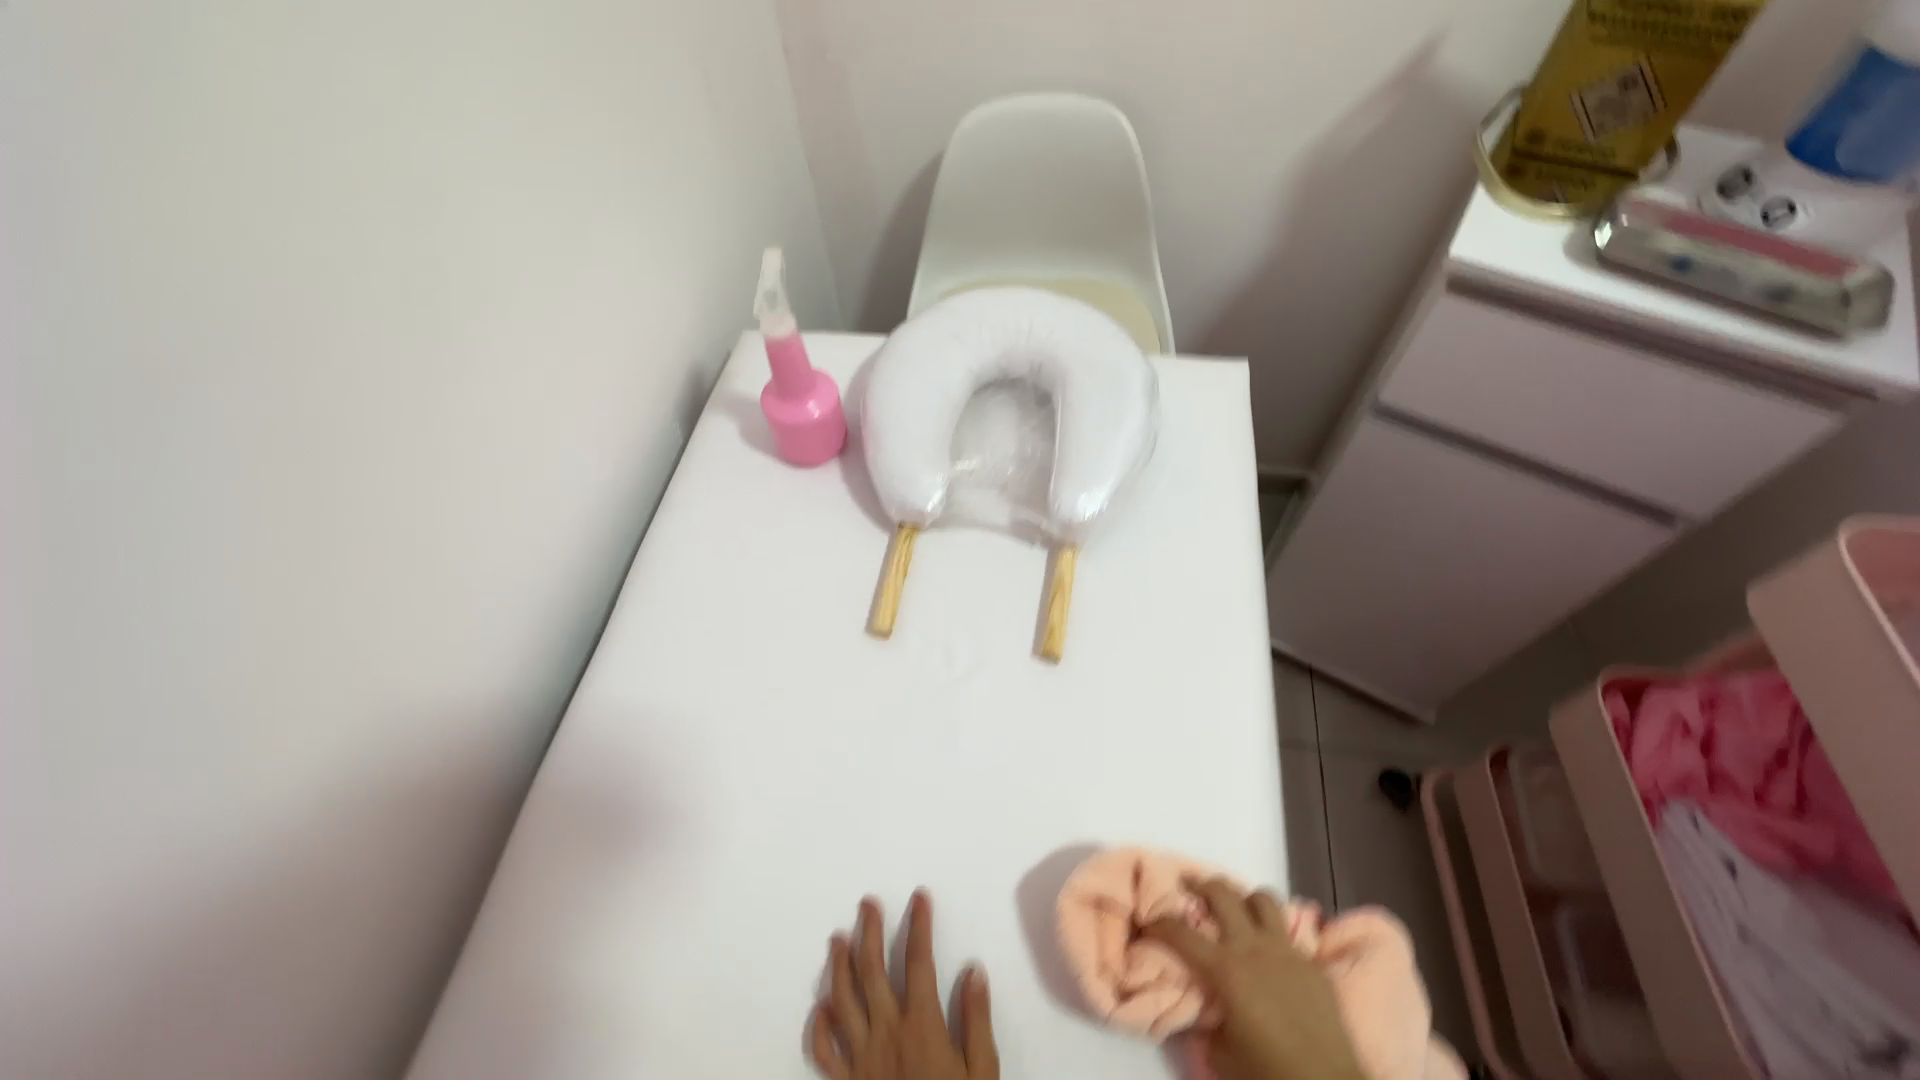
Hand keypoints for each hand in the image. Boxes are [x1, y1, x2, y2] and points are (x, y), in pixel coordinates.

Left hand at [810, 890, 998, 1079]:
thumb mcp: (982, 1072)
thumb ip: (976, 1020)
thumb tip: (973, 970)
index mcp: (923, 1026)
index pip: (918, 962)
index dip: (918, 925)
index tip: (919, 897)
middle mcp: (886, 1033)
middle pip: (872, 971)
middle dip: (869, 931)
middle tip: (867, 903)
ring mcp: (860, 1058)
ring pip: (842, 1000)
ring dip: (838, 966)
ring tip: (838, 938)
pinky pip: (822, 1051)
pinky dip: (817, 1025)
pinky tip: (819, 1004)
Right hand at [1146, 878, 1367, 1079]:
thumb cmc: (1267, 1073)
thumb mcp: (1220, 1052)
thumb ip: (1206, 1020)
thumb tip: (1201, 1006)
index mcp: (1225, 969)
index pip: (1180, 932)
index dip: (1158, 924)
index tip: (1147, 924)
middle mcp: (1254, 948)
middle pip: (1222, 893)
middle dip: (1200, 885)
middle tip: (1188, 888)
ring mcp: (1287, 951)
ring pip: (1263, 899)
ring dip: (1244, 899)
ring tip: (1235, 910)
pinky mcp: (1312, 964)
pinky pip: (1289, 932)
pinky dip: (1273, 932)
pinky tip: (1269, 952)